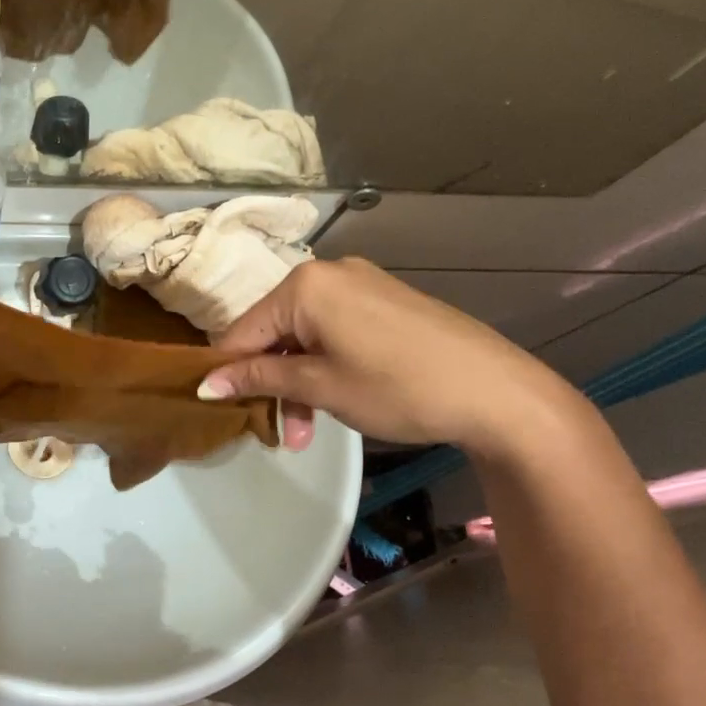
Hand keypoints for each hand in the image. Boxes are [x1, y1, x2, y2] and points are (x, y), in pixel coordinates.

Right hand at [199, 258, 585, 458]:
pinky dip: (327, 363)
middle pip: (273, 331)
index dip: (229, 373)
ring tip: (311, 430)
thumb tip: (203, 384)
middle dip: (272, 382)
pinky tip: (339, 397)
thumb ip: (258, 378)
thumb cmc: (399, 388)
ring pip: (305, 334)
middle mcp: (328, 272)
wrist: (502, 394)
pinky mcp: (386, 300)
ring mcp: (361, 284)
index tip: (228, 412)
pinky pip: (335, 329)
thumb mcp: (320, 386)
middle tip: (284, 433)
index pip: (241, 331)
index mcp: (303, 285)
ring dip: (300, 380)